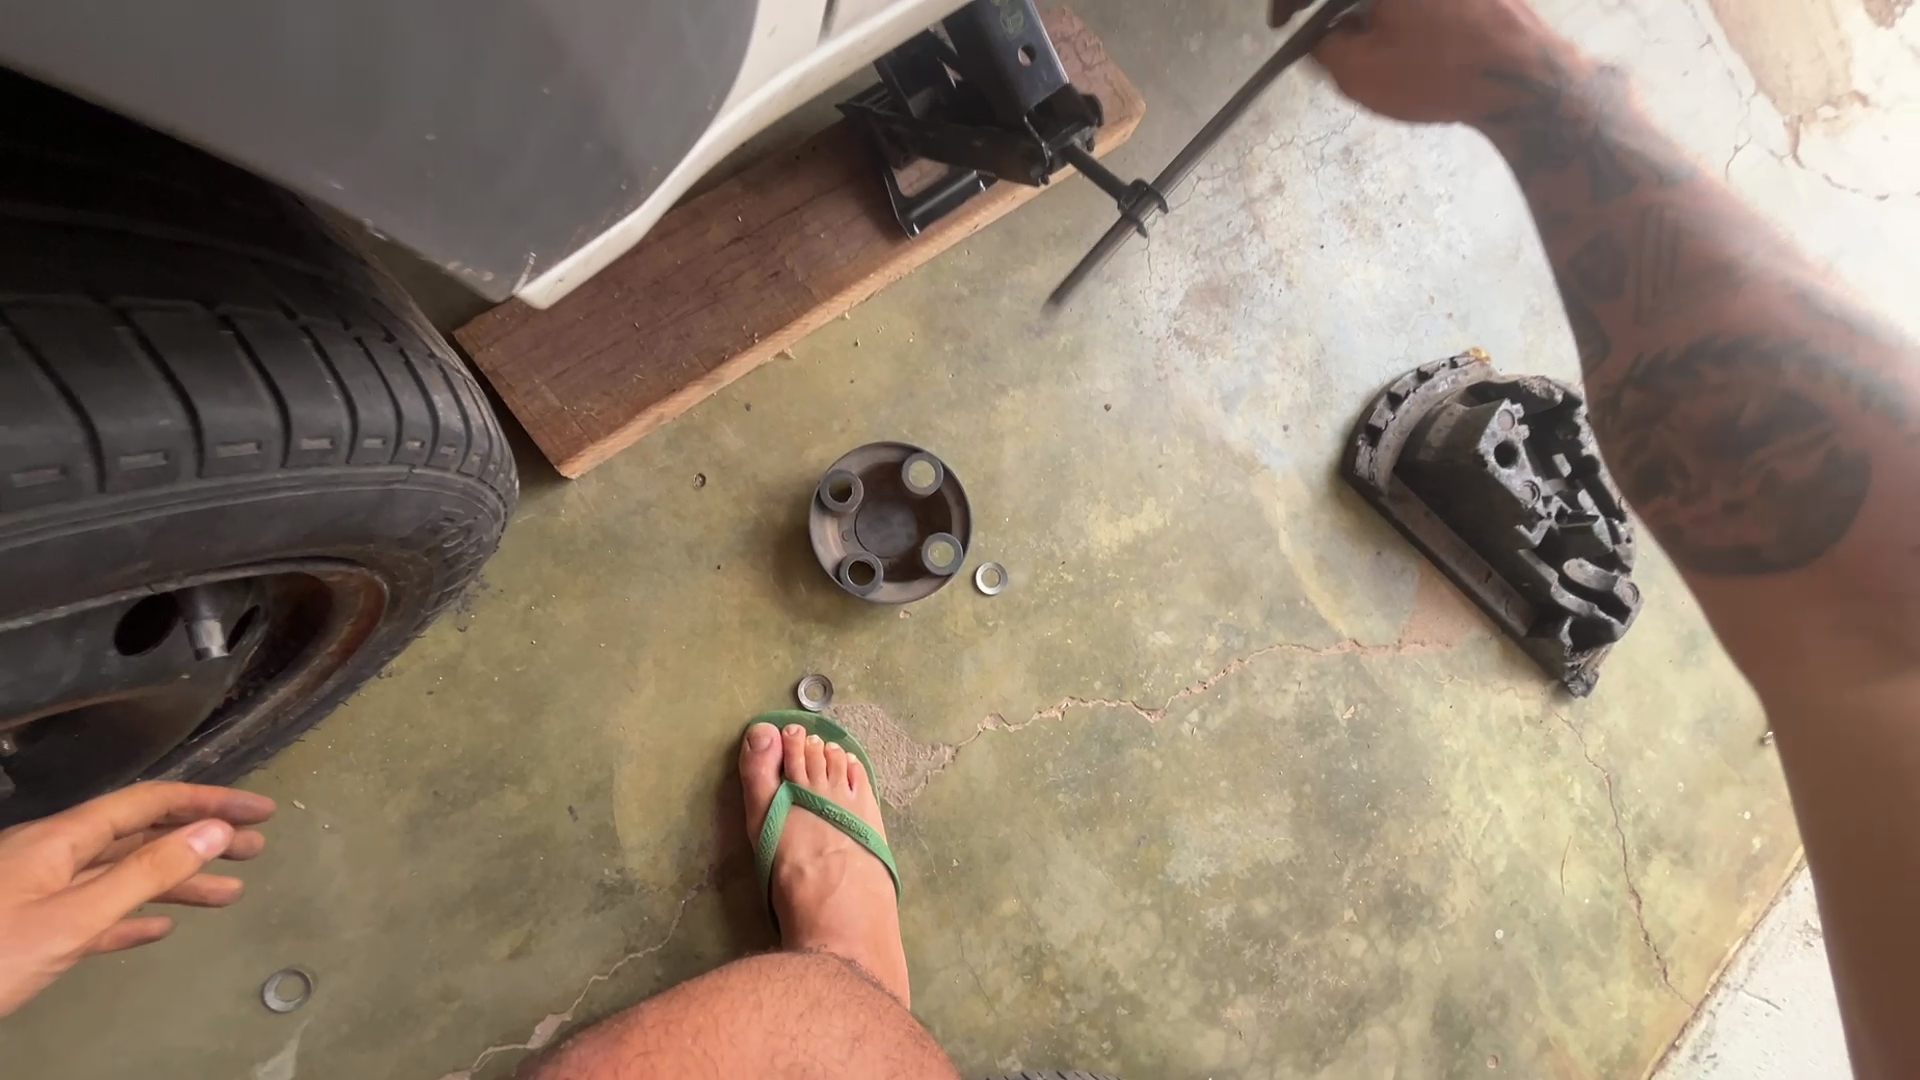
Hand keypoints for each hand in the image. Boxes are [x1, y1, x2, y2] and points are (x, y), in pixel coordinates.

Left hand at [0, 782, 274, 1017]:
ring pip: (119, 877)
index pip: (150, 802)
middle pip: (139, 837)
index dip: (211, 801)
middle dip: (202, 841)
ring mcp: (28, 898)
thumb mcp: (70, 918)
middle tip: (256, 849)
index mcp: (56, 842)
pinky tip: (160, 928)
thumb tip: (217, 829)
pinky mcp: (18, 936)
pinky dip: (131, 916)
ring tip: (230, 894)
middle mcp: (45, 859)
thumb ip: (147, 871)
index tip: (262, 810)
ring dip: (177, 882)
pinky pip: (88, 914)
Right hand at [1303, 0, 1576, 124]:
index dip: (1288, 0)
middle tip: (1305, 23)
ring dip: (1358, 5)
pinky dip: (1387, 7)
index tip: (1280, 23)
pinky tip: (1386, 30)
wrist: (1517, 76)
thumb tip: (1320, 35)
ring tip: (1349, 35)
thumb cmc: (1439, 73)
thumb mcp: (1357, 71)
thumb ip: (1324, 45)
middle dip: (1323, 4)